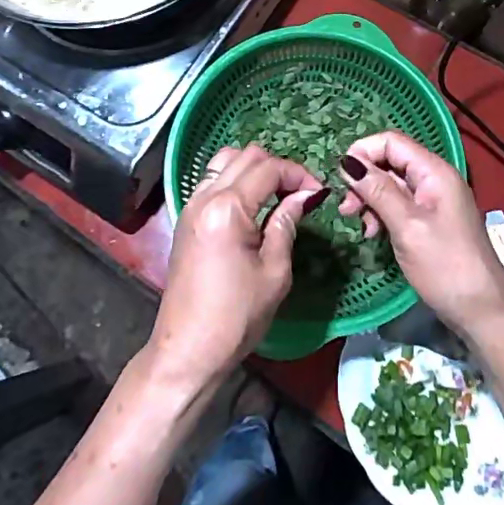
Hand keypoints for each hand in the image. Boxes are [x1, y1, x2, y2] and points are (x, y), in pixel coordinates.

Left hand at [146, 145, 324, 388]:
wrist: (187, 348)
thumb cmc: (235, 317)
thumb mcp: (274, 272)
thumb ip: (286, 224)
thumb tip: (304, 196)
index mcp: (226, 207)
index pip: (267, 168)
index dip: (298, 174)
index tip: (319, 193)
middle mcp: (204, 196)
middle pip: (244, 156)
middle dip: (277, 167)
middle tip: (300, 193)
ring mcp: (190, 205)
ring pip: (224, 162)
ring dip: (253, 169)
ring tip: (278, 195)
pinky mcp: (185, 219)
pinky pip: (211, 181)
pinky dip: (234, 180)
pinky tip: (252, 206)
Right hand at [337, 132, 503, 334]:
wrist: (483, 312)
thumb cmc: (445, 265)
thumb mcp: (406, 226)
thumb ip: (377, 190)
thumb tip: (346, 161)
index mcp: (434, 172)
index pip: (390, 141)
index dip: (362, 152)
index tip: (340, 176)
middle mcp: (434, 178)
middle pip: (388, 161)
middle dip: (362, 178)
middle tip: (345, 206)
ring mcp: (432, 200)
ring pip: (390, 183)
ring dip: (368, 197)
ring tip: (356, 222)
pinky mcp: (429, 220)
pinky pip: (397, 203)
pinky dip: (380, 212)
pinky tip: (371, 231)